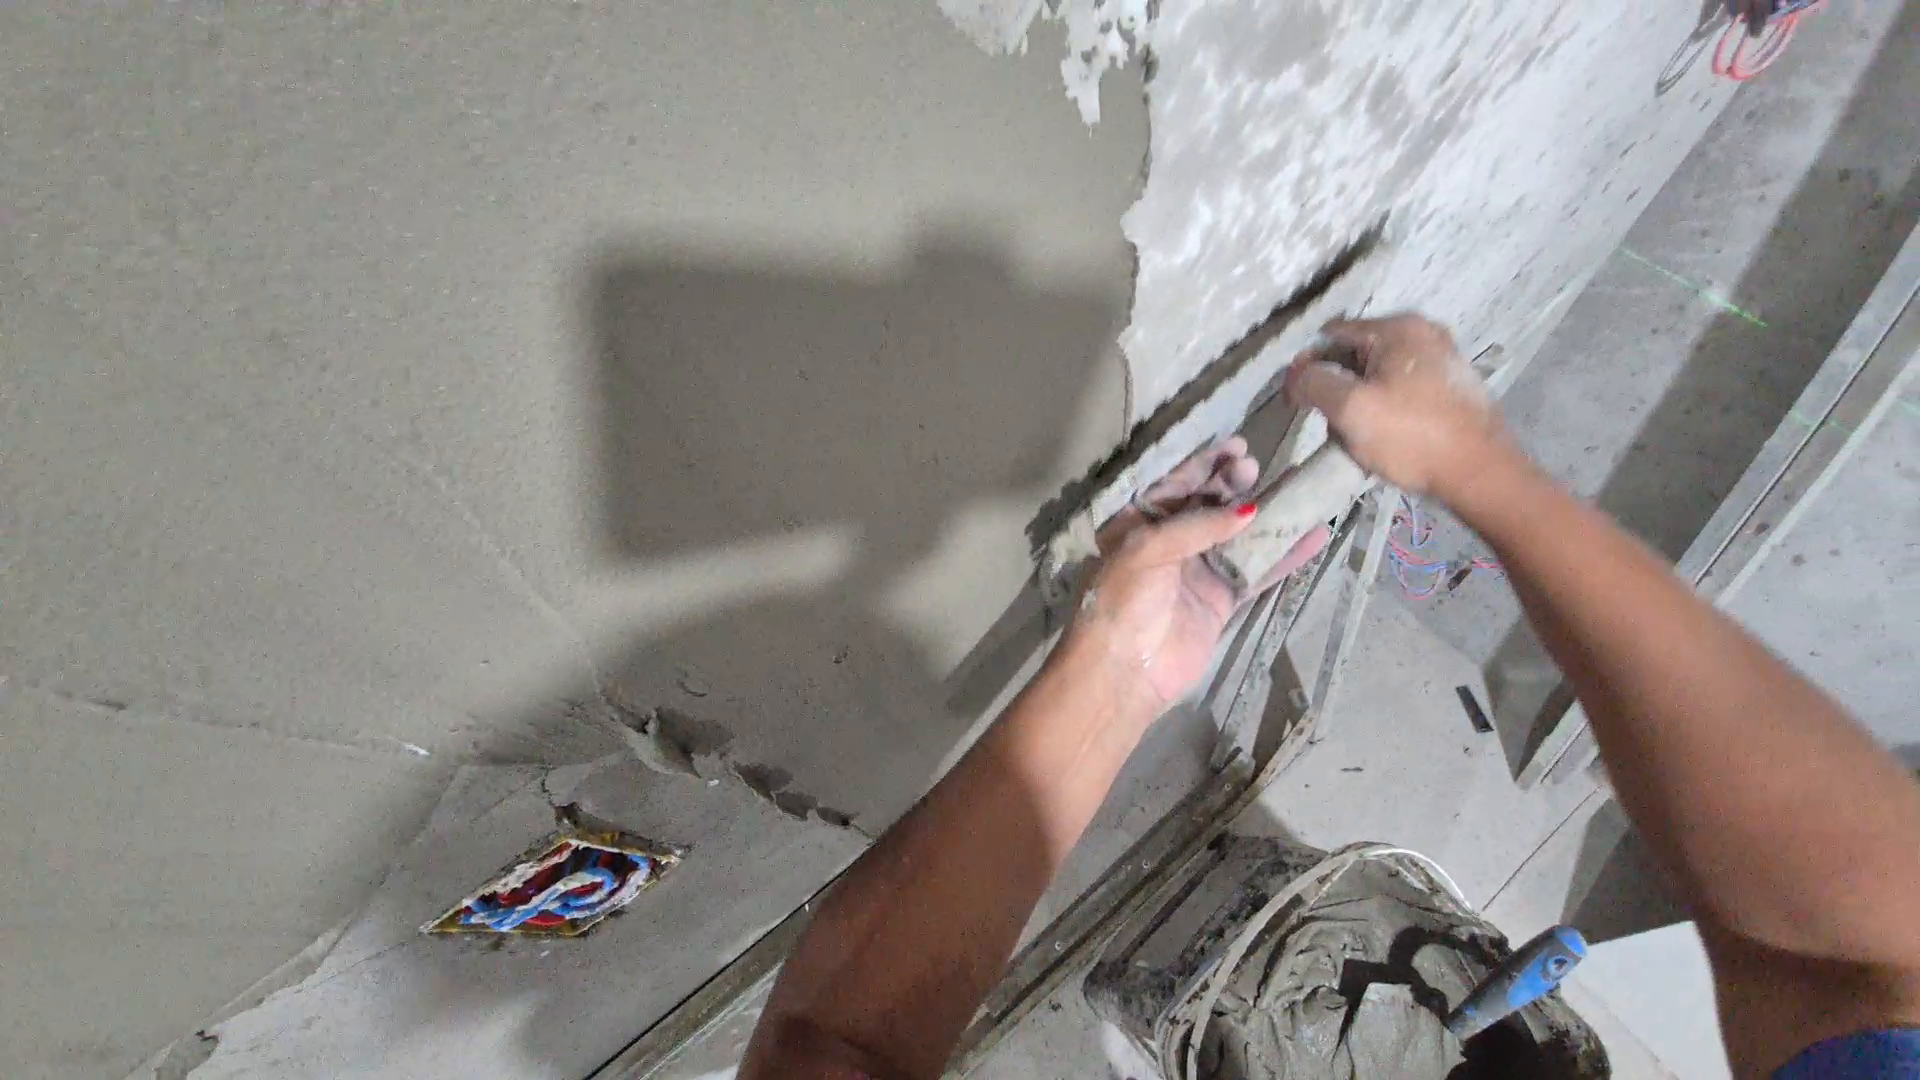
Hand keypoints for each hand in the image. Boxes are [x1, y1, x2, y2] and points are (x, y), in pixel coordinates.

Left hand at [1065, 438, 1328, 716]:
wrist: (1123, 669)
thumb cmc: (1123, 600)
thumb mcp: (1148, 549)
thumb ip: (1197, 525)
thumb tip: (1249, 509)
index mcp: (1136, 526)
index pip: (1172, 485)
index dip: (1203, 465)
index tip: (1237, 446)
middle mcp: (1166, 545)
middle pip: (1206, 506)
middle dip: (1231, 484)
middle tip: (1255, 468)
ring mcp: (1195, 573)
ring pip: (1236, 536)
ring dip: (1262, 514)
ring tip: (1289, 488)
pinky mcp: (1220, 601)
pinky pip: (1256, 572)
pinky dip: (1283, 556)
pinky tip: (1313, 535)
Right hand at [1283, 314, 1510, 497]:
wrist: (1479, 472)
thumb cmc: (1411, 436)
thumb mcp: (1350, 408)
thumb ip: (1312, 383)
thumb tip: (1295, 376)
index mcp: (1398, 328)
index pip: (1329, 335)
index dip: (1304, 366)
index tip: (1295, 402)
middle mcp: (1421, 332)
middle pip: (1351, 354)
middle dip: (1332, 387)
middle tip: (1329, 423)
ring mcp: (1439, 357)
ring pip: (1372, 375)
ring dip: (1355, 403)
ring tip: (1356, 436)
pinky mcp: (1447, 385)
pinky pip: (1395, 388)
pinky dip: (1379, 408)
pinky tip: (1381, 436)